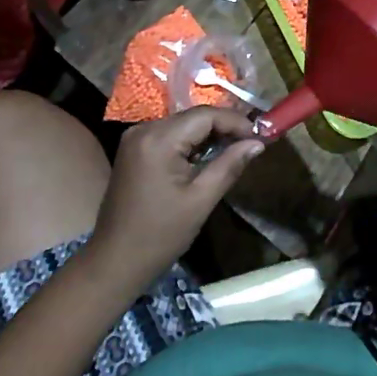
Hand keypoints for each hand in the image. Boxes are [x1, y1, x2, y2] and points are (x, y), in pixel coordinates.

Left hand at [91, 107, 262, 285]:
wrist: (115, 260)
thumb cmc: (160, 234)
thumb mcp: (201, 200)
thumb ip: (230, 165)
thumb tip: (258, 143)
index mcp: (158, 139)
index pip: (205, 115)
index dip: (236, 122)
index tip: (261, 137)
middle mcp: (144, 129)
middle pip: (193, 117)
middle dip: (225, 126)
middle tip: (253, 142)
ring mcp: (136, 138)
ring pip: (183, 124)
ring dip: (209, 134)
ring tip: (236, 148)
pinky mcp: (134, 149)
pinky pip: (170, 135)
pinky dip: (191, 142)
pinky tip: (208, 156)